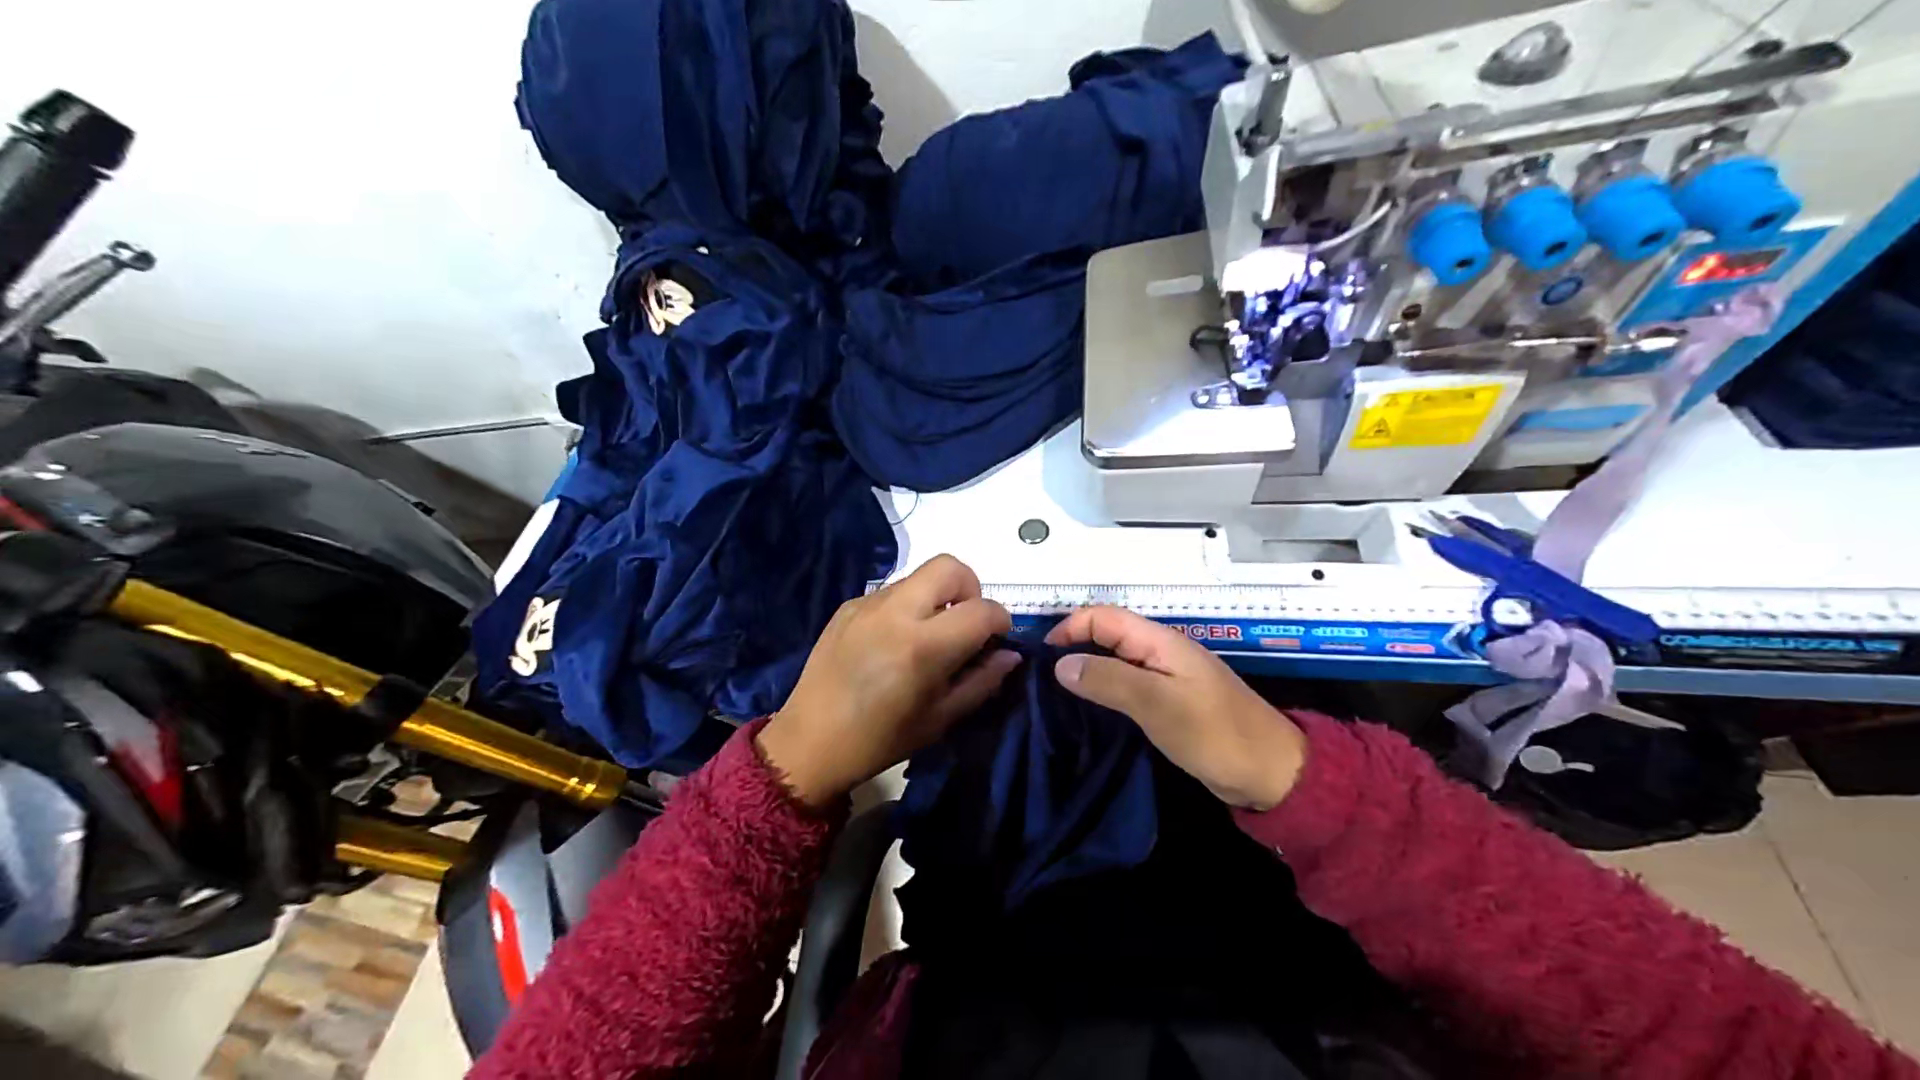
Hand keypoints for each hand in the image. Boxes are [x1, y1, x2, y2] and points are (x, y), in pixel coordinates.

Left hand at [758, 555, 1021, 805]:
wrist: (811, 741)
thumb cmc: (882, 739)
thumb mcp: (941, 718)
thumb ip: (982, 681)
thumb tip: (1009, 655)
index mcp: (923, 646)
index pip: (982, 610)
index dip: (1000, 622)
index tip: (996, 640)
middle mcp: (896, 612)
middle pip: (950, 567)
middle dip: (970, 589)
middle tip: (965, 623)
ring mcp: (867, 604)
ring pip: (919, 577)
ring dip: (936, 597)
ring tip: (928, 635)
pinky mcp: (847, 606)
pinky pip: (891, 591)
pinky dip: (906, 606)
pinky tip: (894, 641)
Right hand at [1047, 606, 1305, 809]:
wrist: (1269, 773)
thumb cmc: (1215, 733)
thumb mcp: (1158, 704)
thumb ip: (1109, 680)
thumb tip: (1061, 664)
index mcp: (1159, 641)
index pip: (1103, 617)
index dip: (1069, 628)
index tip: (1042, 658)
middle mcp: (1159, 652)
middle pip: (1105, 636)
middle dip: (1072, 647)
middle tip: (1040, 679)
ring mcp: (1164, 678)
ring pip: (1114, 662)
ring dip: (1085, 670)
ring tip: (1054, 695)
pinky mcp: (1167, 702)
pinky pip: (1125, 686)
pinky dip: (1102, 691)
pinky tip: (1086, 710)